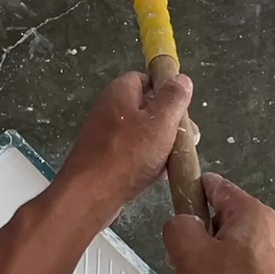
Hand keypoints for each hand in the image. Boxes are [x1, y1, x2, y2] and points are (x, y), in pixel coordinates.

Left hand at [58, 71, 193, 214]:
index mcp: (120, 92)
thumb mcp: (160, 122)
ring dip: (160, 144)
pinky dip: (147, 160)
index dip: (166, 90)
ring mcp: (104, 135)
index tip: (182, 108)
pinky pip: (131, 152)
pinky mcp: (103, 158)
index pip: (145, 78)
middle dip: (168, 122)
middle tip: (185, 138)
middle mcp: (109, 109)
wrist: (90, 195)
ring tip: (174, 159)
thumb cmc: (128, 155)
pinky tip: (159, 174)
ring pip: (141, 133)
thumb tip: (182, 79)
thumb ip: (173, 98)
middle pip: (145, 107)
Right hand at [163, 174, 274, 273]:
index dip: (189, 193)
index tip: (171, 209)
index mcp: (252, 217)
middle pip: (212, 237)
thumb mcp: (191, 258)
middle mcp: (266, 239)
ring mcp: (272, 272)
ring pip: (218, 272)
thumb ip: (179, 229)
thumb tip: (184, 225)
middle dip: (188, 265)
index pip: (215, 187)